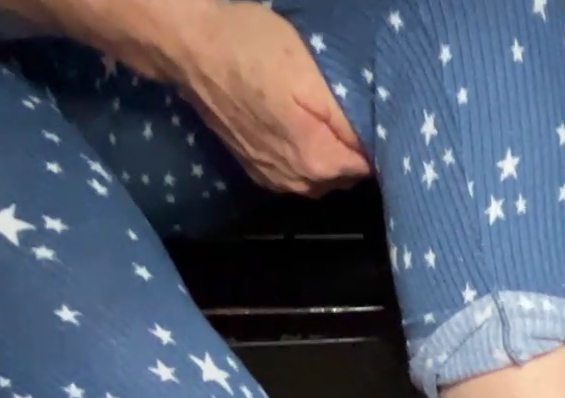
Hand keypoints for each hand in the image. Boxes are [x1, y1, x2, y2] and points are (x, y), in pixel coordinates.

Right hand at [170, 2, 368, 193]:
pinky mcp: (259, 172)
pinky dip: (306, 155)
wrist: (188, 47)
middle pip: (348, 174)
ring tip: (320, 118)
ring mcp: (278, 181)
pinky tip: (297, 127)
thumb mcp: (312, 77)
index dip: (374, 143)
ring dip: (329, 152)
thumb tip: (376, 148)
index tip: (370, 120)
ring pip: (325, 175)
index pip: (370, 167)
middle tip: (344, 112)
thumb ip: (348, 121)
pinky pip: (300, 172)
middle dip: (352, 149)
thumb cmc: (252, 51)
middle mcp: (301, 183)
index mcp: (319, 162)